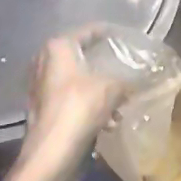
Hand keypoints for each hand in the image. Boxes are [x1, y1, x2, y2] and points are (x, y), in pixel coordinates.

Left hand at [23, 30, 127, 164]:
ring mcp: (40, 85)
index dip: (111, 34)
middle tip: (127, 73)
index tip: (129, 40)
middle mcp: (44, 60)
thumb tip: (139, 82)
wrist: (52, 150)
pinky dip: (89, 106)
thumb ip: (127, 81)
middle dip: (106, 68)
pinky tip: (106, 122)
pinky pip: (72, 99)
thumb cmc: (79, 108)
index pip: (90, 31)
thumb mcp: (112, 89)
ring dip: (100, 91)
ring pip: (78, 81)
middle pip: (83, 57)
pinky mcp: (42, 107)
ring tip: (120, 106)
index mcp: (58, 47)